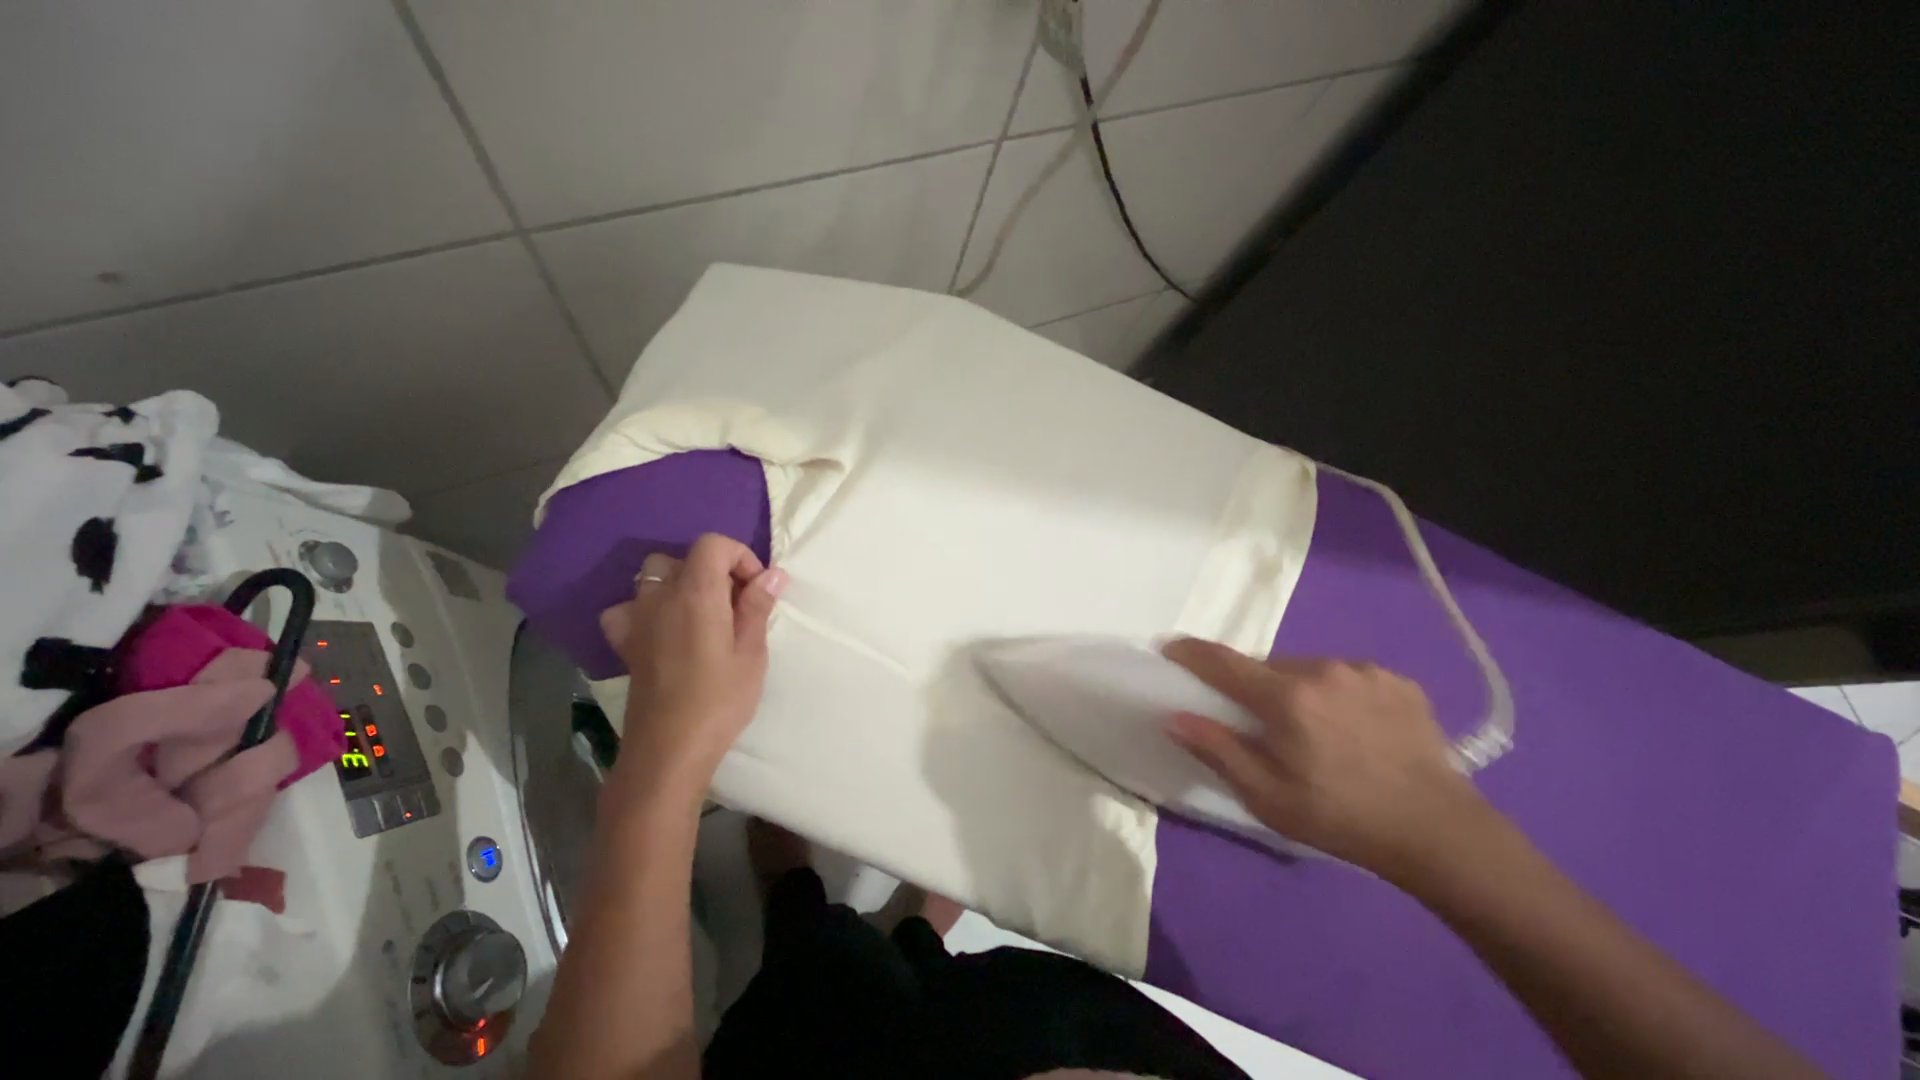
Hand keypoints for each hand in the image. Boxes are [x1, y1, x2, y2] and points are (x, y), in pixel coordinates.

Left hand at [598, 534, 787, 804]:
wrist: (669, 748)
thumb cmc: (719, 701)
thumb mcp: (752, 654)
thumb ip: (758, 607)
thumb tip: (772, 573)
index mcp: (696, 593)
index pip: (712, 544)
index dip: (739, 556)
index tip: (756, 589)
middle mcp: (660, 596)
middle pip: (685, 558)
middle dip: (714, 572)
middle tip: (736, 607)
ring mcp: (636, 618)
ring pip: (653, 576)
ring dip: (680, 585)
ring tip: (701, 616)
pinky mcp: (624, 642)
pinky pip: (626, 608)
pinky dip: (644, 609)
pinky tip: (661, 630)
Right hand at [1162, 638, 1486, 879]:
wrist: (1436, 829)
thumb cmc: (1340, 817)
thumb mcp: (1267, 796)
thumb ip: (1218, 750)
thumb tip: (1174, 716)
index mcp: (1286, 697)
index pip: (1224, 662)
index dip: (1192, 653)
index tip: (1169, 647)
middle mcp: (1324, 670)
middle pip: (1270, 667)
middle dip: (1256, 686)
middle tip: (1259, 723)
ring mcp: (1366, 672)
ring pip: (1311, 670)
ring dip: (1299, 690)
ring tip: (1313, 731)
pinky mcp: (1399, 682)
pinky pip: (1350, 678)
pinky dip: (1339, 695)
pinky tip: (1354, 730)